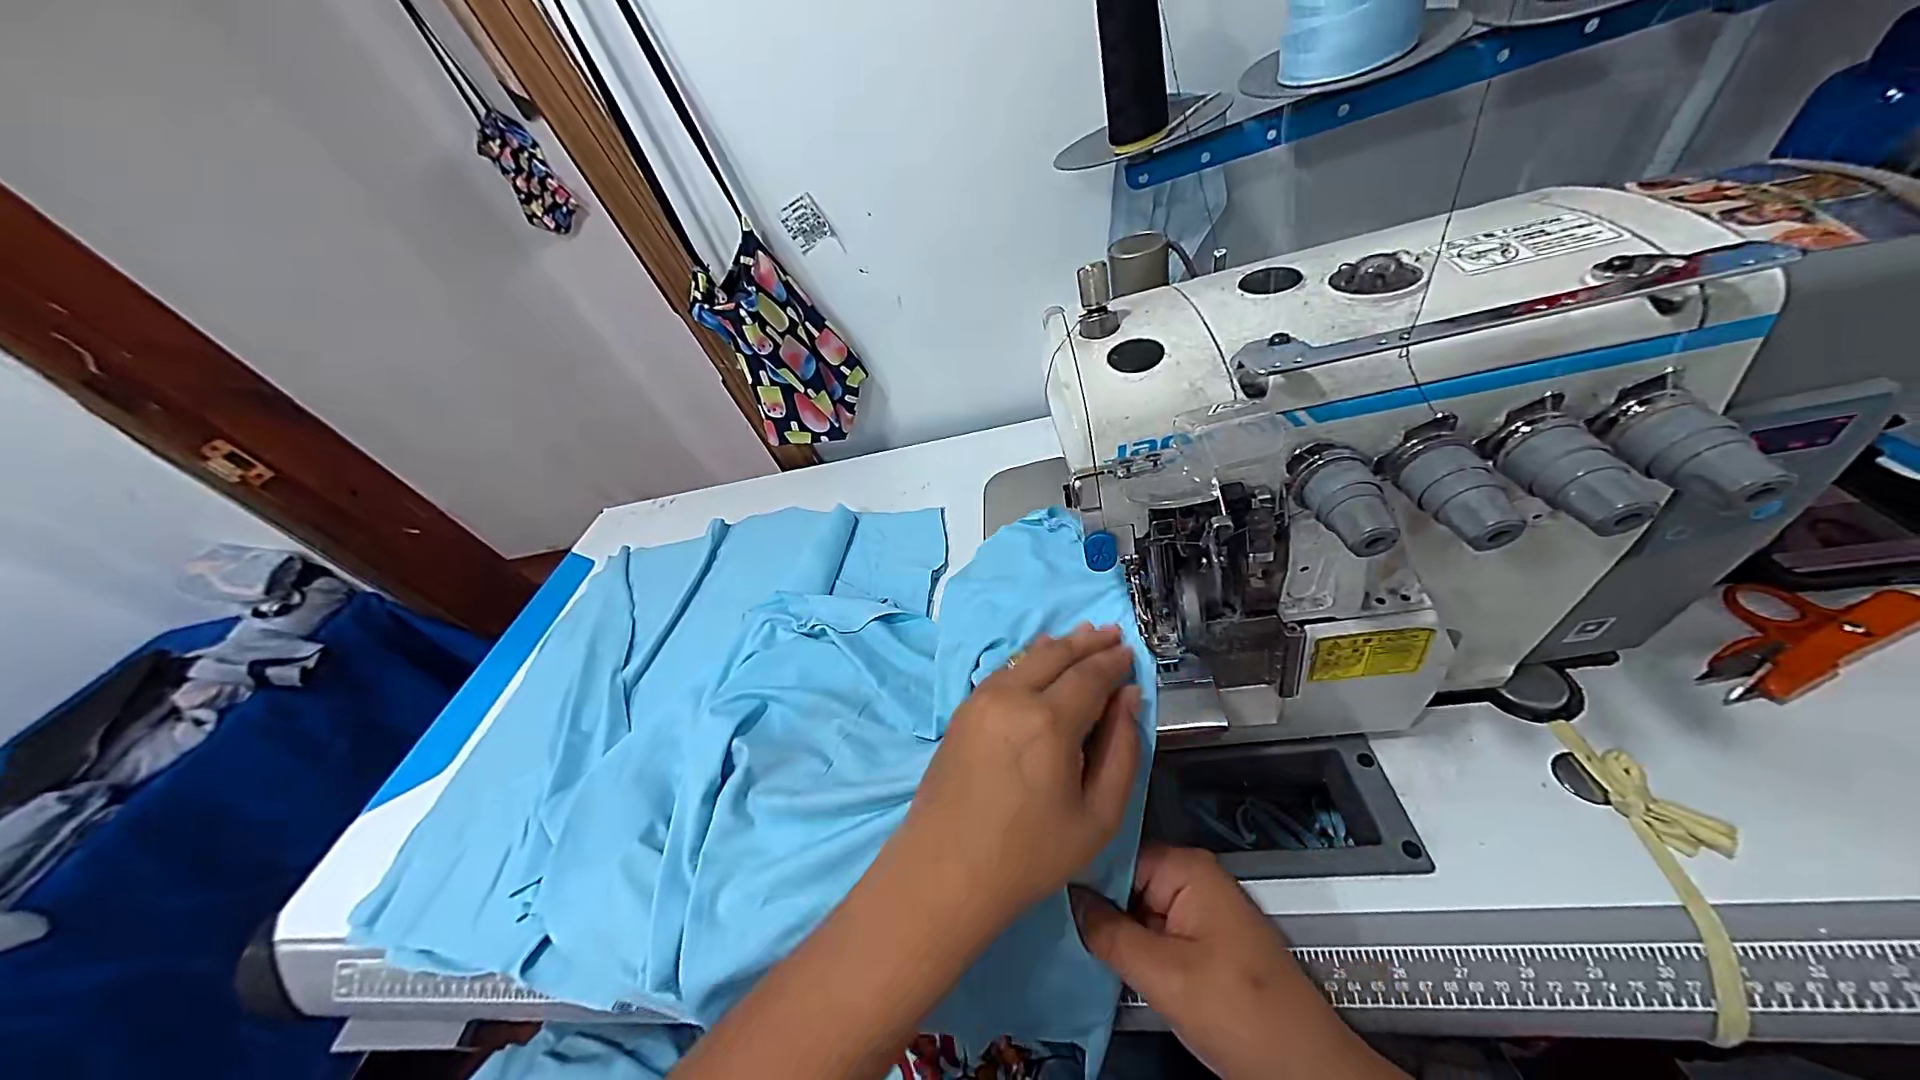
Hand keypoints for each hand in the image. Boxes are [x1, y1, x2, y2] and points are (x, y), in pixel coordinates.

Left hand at [889, 624, 1141, 927]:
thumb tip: (1128, 698)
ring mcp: (981, 700)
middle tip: (1111, 633)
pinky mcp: (963, 711)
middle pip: (1056, 654)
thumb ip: (1122, 750)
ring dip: (1058, 646)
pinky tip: (1038, 660)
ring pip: (1026, 658)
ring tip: (1083, 637)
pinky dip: (1028, 659)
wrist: (946, 870)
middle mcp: (1012, 697)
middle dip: (1088, 642)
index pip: (1090, 675)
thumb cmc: (1030, 853)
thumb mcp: (1098, 815)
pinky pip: (1003, 671)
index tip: (1130, 652)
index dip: (1113, 662)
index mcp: (1049, 721)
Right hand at [1073, 846, 1404, 1079]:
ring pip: (1133, 908)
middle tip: (1048, 916)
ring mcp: (1194, 911)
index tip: (1044, 884)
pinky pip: (1149, 931)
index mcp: (1187, 868)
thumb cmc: (1241, 1013)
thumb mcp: (1165, 975)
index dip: (1082, 870)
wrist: (1304, 1072)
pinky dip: (1126, 945)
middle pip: (1124, 879)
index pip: (1117, 853)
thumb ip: (1109, 933)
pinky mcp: (1196, 942)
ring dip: (1107, 927)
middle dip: (1092, 901)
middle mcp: (1191, 879)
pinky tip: (1096, 956)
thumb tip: (1069, 900)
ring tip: (1063, 934)